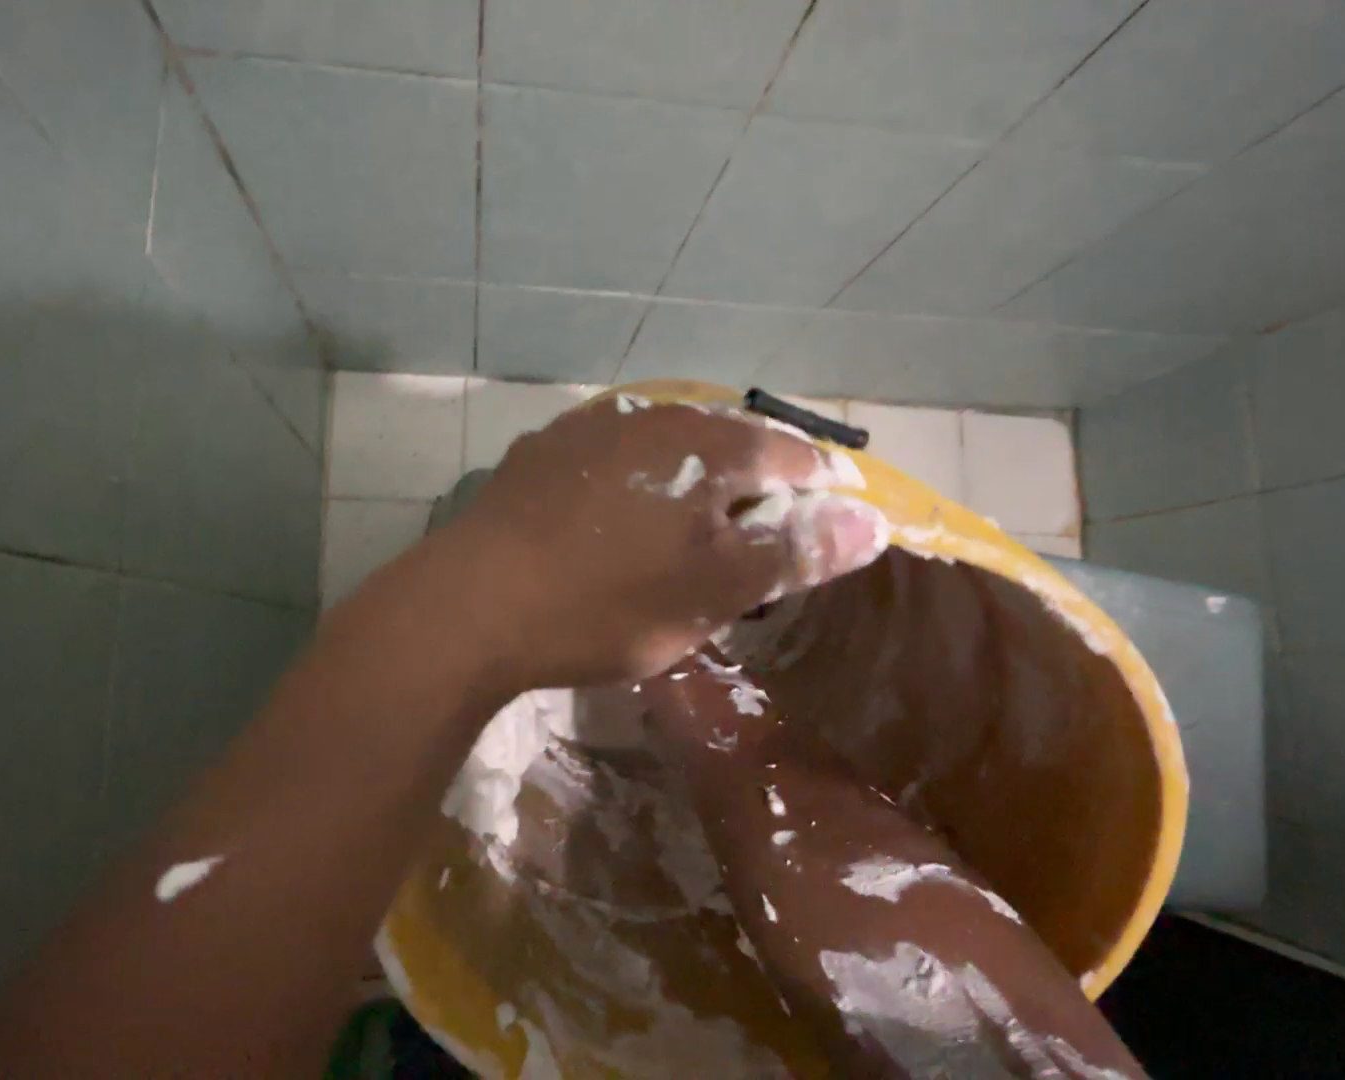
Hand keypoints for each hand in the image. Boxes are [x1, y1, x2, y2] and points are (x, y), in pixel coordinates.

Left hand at [437, 396, 888, 690]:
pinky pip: (611, 465)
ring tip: (682, 543)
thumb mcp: (713, 590)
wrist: (470, 606)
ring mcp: (587, 430)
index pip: (791, 456)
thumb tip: (874, 521)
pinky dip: (632, 491)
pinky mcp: (541, 454)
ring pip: (665, 454)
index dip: (816, 496)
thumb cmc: (606, 603)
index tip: (812, 542)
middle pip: (728, 448)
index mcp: (704, 444)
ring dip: (687, 491)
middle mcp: (650, 417)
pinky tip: (612, 529)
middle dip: (749, 496)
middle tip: (745, 556)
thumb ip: (795, 550)